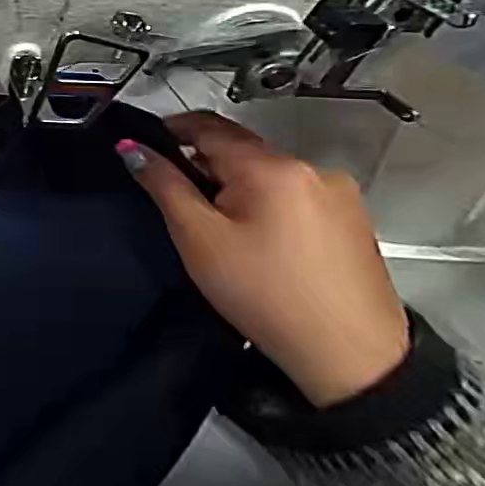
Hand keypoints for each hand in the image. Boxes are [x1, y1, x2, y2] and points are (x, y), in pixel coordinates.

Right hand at [116, 111, 407, 407]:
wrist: (352, 360)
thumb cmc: (266, 296)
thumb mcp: (198, 238)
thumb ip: (163, 184)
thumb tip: (133, 148)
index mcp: (270, 167)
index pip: (208, 125)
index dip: (173, 129)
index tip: (150, 144)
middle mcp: (310, 168)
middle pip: (239, 148)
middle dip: (204, 163)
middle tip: (180, 197)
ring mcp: (337, 192)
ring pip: (267, 171)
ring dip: (237, 183)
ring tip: (221, 226)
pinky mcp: (352, 218)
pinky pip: (294, 192)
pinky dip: (268, 201)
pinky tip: (261, 240)